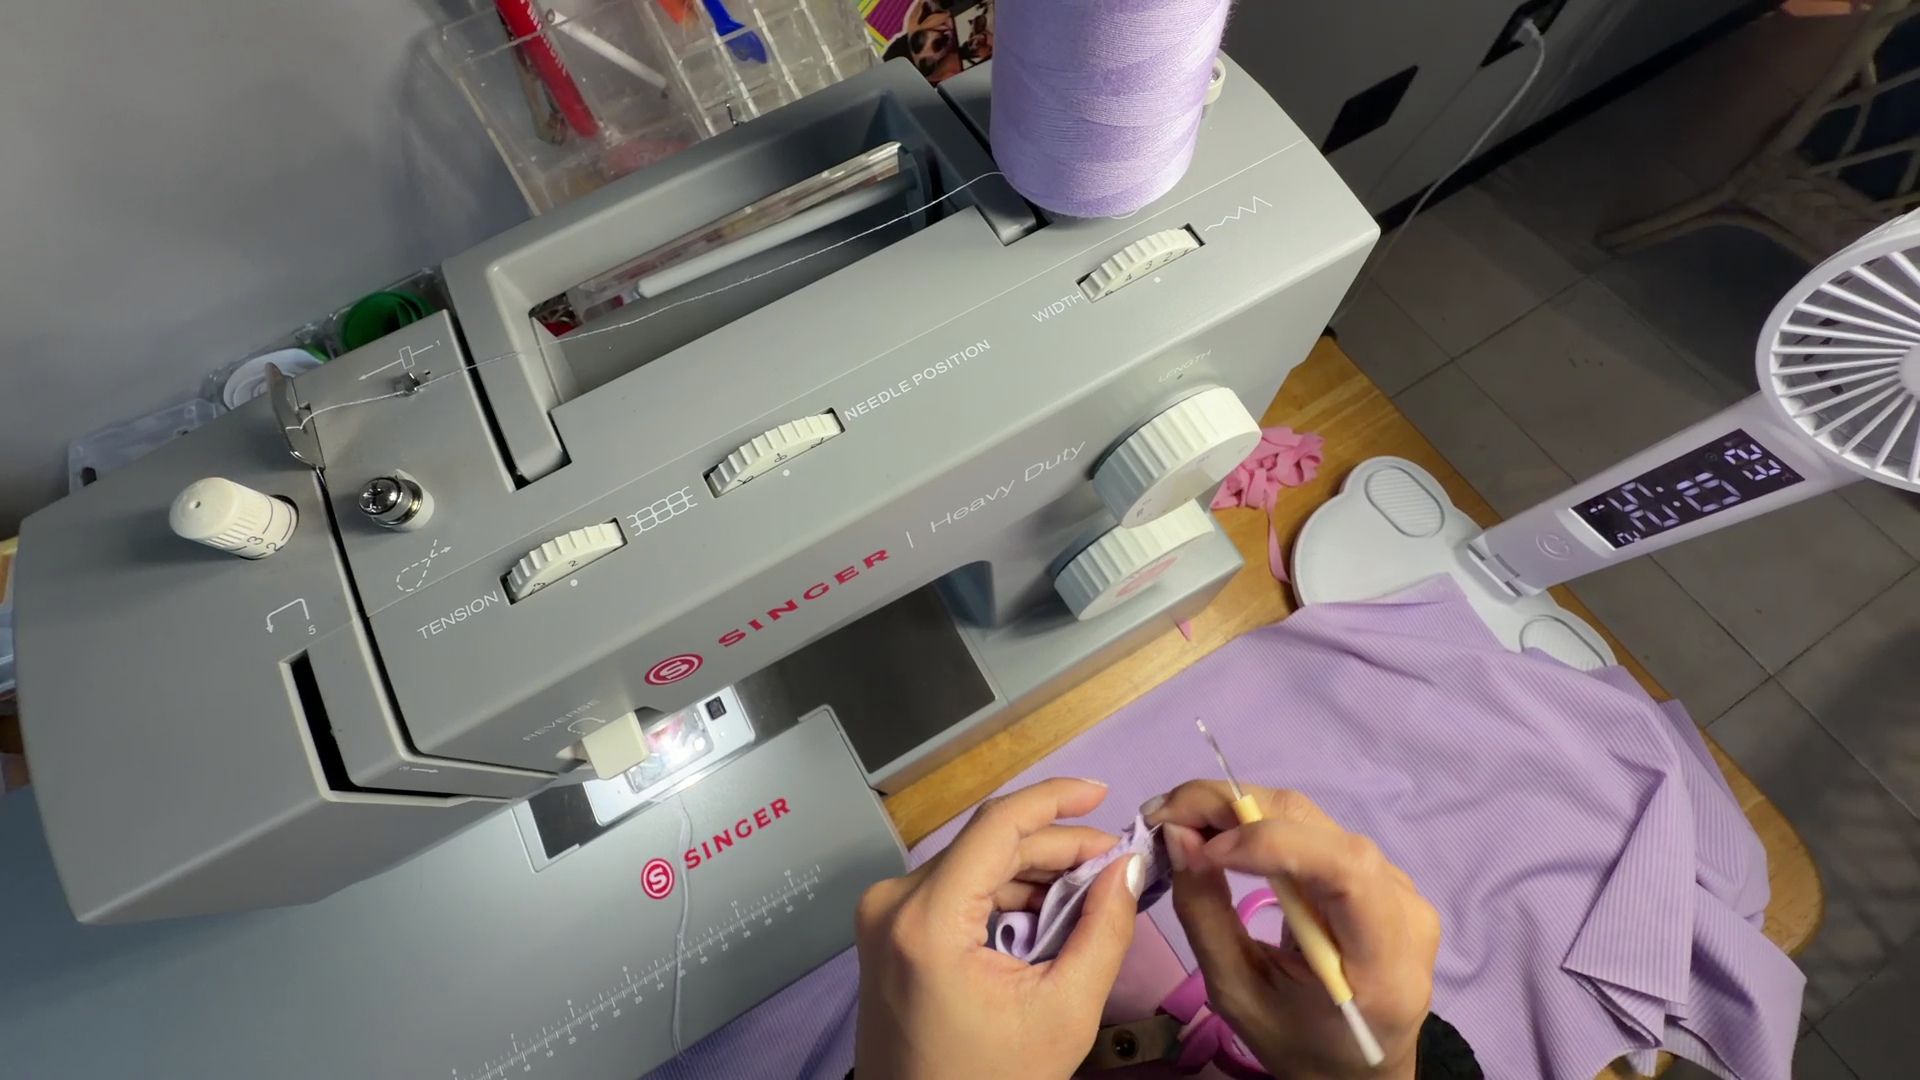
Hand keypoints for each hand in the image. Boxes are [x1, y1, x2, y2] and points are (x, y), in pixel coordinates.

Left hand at [854, 778, 1141, 1079]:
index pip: (997, 826)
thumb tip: (1128, 866)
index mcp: (927, 918)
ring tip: (1088, 885)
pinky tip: (1045, 906)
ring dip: (1032, 868)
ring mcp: (885, 909)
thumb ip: (1102, 932)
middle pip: (988, 844)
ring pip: (974, 862)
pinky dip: (1003, 889)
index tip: (1101, 793)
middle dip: (1055, 846)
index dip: (1053, 799)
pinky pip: (957, 885)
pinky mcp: (889, 922)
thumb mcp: (1063, 1014)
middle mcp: (895, 898)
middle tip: (1113, 860)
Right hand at [1146, 782, 1439, 1079]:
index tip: (1201, 849)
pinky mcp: (1371, 866)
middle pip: (1311, 824)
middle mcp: (1401, 906)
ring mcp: (1392, 880)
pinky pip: (1303, 822)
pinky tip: (1214, 831)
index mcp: (1384, 961)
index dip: (1269, 841)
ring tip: (1179, 820)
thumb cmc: (1299, 1041)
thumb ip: (1205, 914)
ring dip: (1232, 806)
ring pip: (1302, 813)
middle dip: (1227, 806)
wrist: (1360, 1065)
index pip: (1343, 868)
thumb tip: (1178, 834)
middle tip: (1163, 814)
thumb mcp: (1237, 994)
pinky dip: (1248, 817)